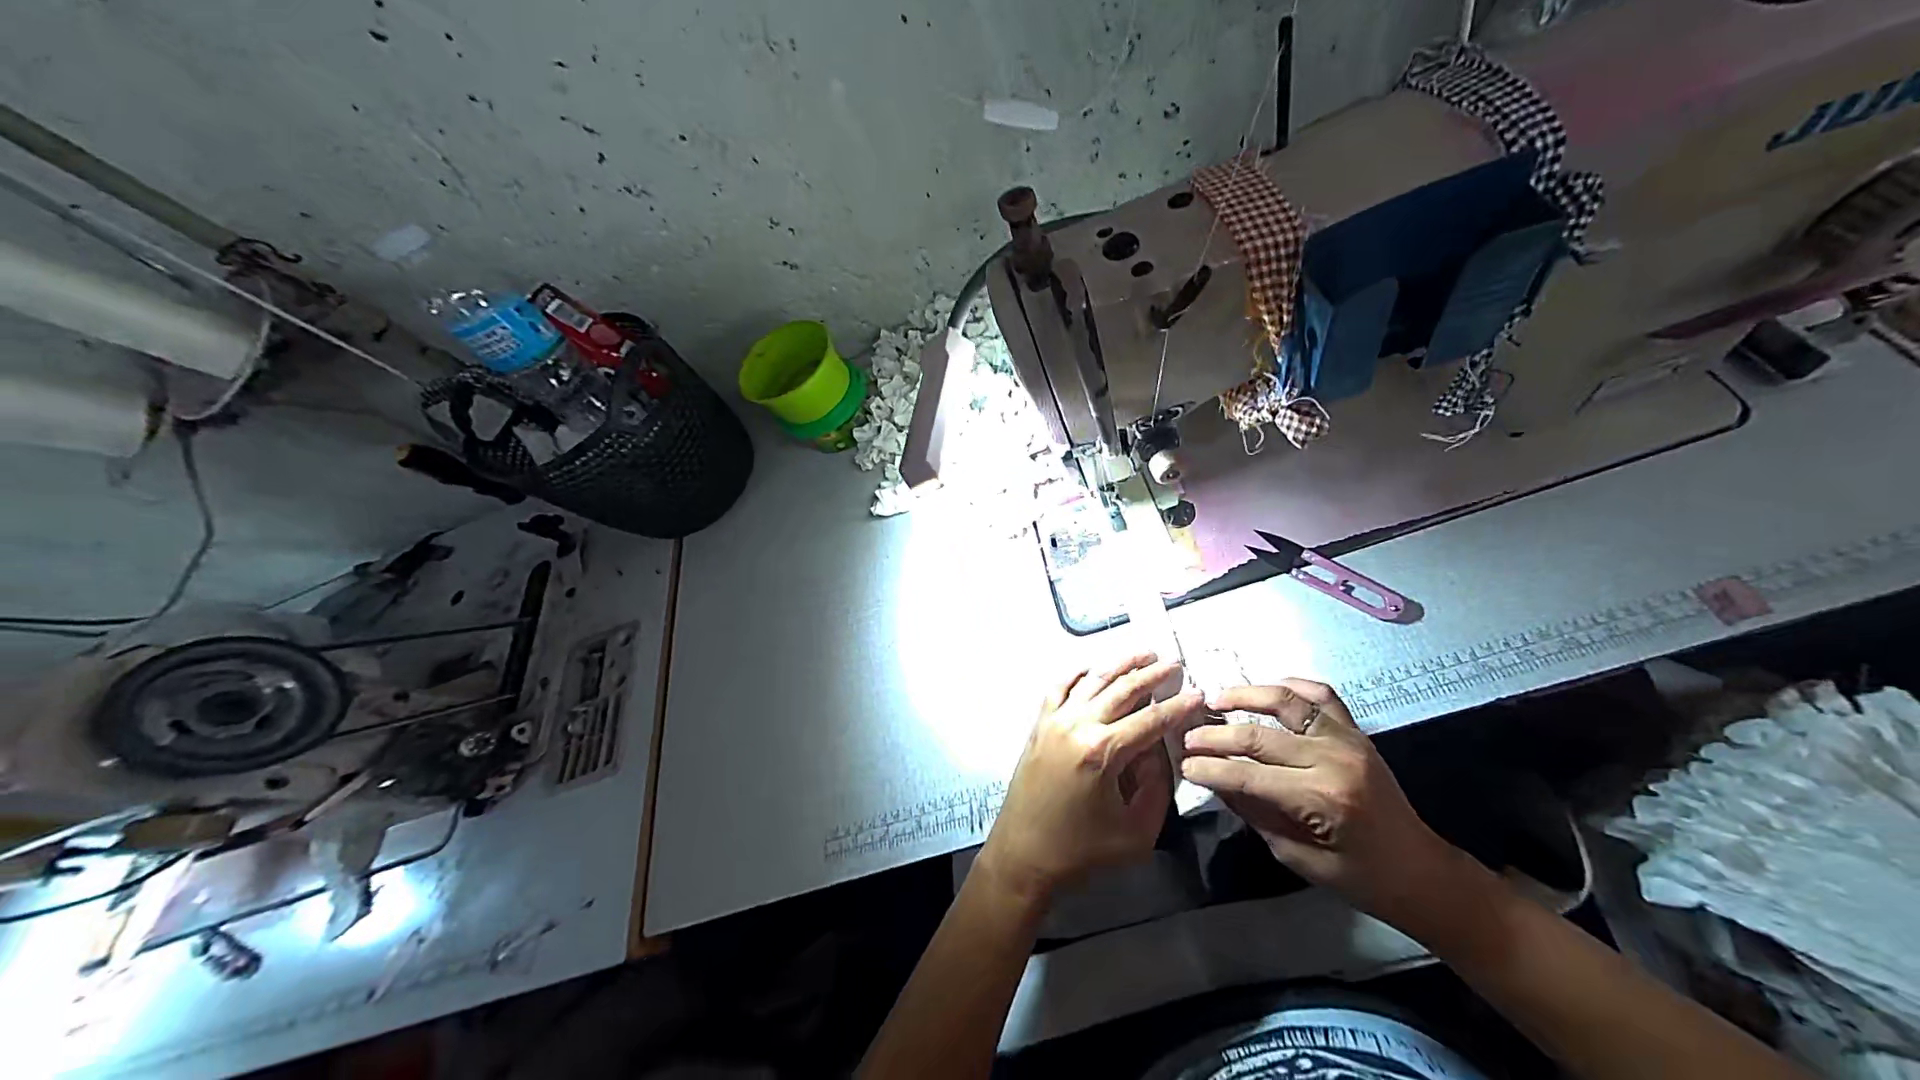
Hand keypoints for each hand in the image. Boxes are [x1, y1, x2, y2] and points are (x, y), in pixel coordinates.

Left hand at [977, 654, 1204, 904]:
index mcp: (1102, 751)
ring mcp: (1053, 722)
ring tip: (1142, 655)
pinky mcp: (1038, 727)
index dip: (1178, 707)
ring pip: (1091, 681)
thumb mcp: (1137, 832)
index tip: (1198, 694)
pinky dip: (1078, 675)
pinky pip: (1059, 689)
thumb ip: (1157, 787)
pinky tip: (1092, 669)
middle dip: (1152, 675)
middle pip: (1122, 690)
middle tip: (1174, 663)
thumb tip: (1158, 751)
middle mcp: (1077, 726)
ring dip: (1119, 665)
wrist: (1023, 856)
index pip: (1151, 720)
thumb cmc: (1081, 851)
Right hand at [1178, 680, 1463, 921]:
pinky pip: (1322, 696)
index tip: (1182, 765)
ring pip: (1287, 702)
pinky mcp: (1356, 732)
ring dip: (1246, 696)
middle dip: (1215, 736)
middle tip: (1188, 737)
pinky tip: (1268, 689)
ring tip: (1217, 700)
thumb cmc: (1359, 876)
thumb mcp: (1295, 854)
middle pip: (1259, 736)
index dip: (1209, 768)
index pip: (1247, 775)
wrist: (1421, 872)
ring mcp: (1347, 740)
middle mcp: (1333, 761)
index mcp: (1319, 799)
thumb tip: (1214, 780)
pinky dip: (1292, 686)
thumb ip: (1253, 811)